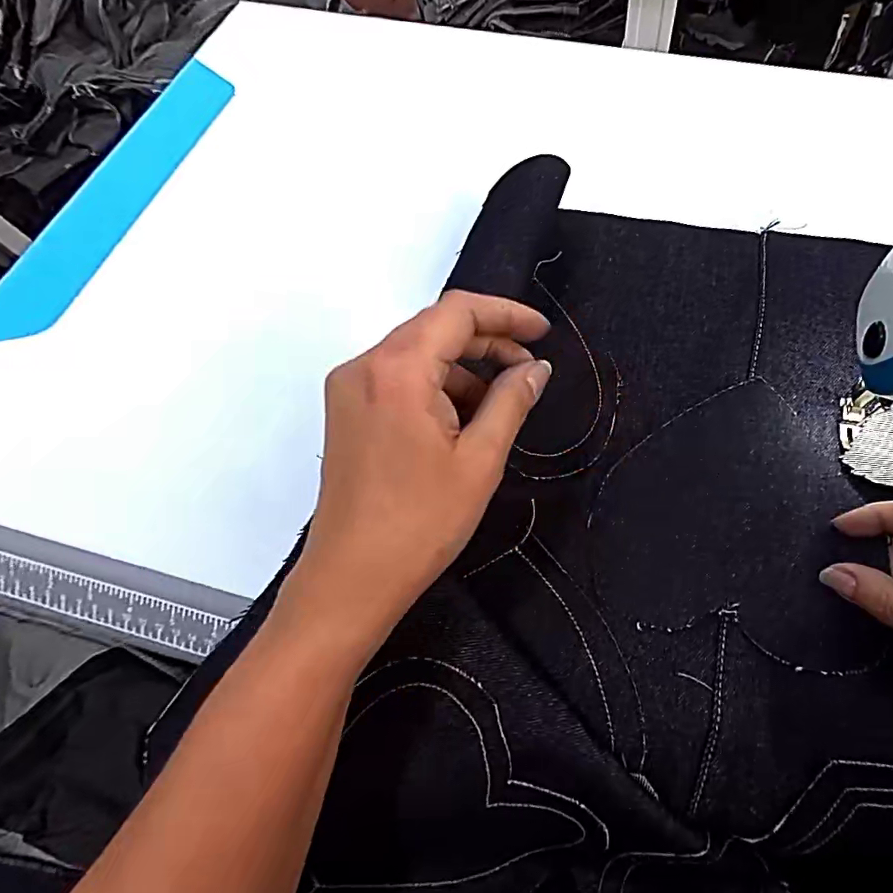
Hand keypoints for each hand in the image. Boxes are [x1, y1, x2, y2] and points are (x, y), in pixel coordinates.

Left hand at [272, 291, 552, 658]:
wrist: (351, 580)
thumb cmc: (421, 522)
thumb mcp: (480, 458)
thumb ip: (512, 400)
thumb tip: (537, 368)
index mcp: (397, 371)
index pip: (457, 312)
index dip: (507, 314)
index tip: (543, 332)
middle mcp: (364, 367)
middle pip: (435, 327)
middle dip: (489, 340)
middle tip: (531, 368)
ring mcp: (350, 389)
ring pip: (419, 352)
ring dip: (466, 366)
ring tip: (505, 400)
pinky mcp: (349, 412)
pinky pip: (401, 377)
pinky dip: (440, 385)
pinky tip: (468, 418)